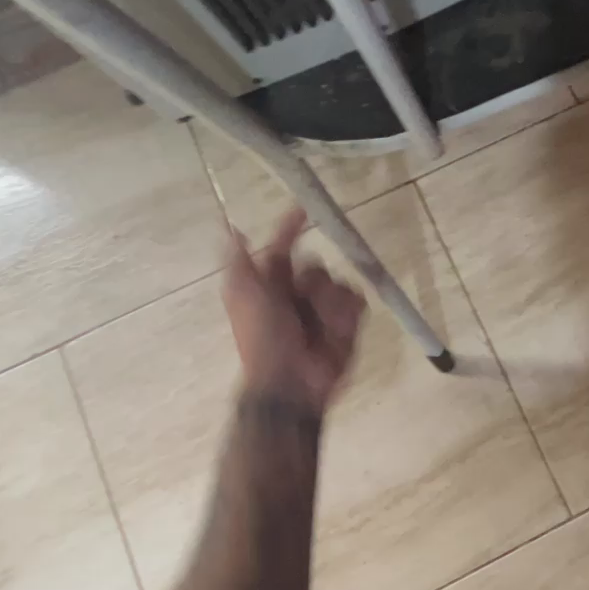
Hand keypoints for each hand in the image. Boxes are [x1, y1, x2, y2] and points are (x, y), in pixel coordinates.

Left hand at [222, 208, 365, 410]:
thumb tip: (231, 227)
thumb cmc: (262, 337)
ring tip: (321, 324)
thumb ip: (239, 261)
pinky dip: (348, 312)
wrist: (291, 381)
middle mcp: (299, 291)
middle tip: (302, 300)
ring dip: (330, 301)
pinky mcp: (349, 321)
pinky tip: (338, 328)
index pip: (284, 247)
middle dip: (313, 280)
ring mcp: (325, 306)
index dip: (292, 228)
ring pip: (340, 281)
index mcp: (271, 283)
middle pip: (317, 264)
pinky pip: (357, 299)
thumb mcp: (242, 294)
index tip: (304, 209)